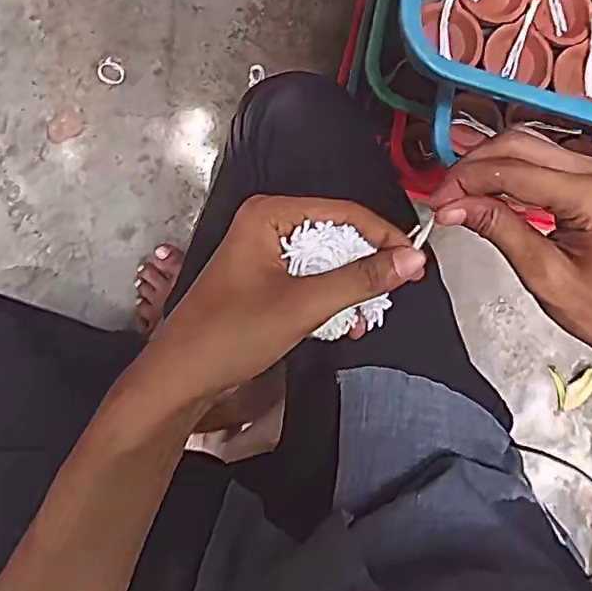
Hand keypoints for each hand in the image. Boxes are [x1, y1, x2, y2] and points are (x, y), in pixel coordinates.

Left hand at [131, 196, 425, 408]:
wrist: (180, 378)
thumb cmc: (225, 335)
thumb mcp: (303, 305)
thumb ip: (359, 279)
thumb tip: (407, 259)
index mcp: (269, 214)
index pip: (343, 212)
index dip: (382, 235)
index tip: (412, 258)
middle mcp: (267, 224)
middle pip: (336, 233)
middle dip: (366, 264)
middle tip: (395, 286)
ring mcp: (266, 250)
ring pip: (327, 257)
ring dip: (350, 285)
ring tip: (367, 313)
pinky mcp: (267, 276)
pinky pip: (312, 275)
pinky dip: (332, 296)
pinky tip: (345, 321)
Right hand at [429, 132, 591, 383]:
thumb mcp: (546, 277)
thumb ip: (500, 230)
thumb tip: (456, 205)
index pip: (513, 170)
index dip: (467, 181)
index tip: (438, 202)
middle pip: (518, 144)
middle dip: (473, 166)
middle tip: (443, 197)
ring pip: (527, 147)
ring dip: (487, 166)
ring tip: (458, 198)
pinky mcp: (591, 182)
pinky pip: (540, 163)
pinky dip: (507, 174)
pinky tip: (487, 195)